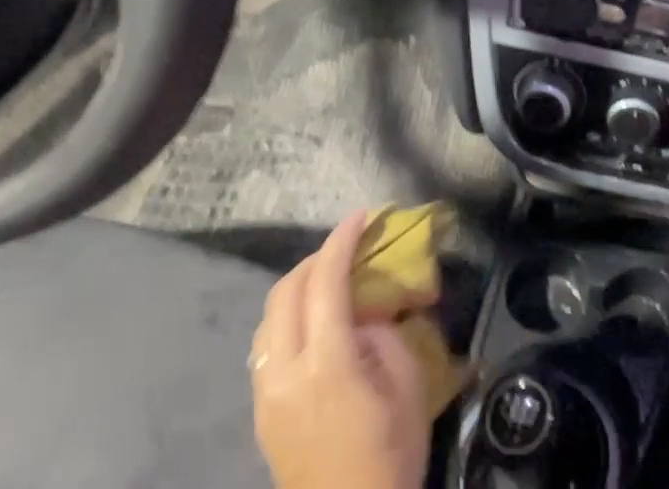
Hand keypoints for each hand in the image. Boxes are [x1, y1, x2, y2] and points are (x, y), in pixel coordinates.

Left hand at [251, 211, 435, 488]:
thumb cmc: (391, 450)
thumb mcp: (407, 384)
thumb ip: (384, 336)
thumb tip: (366, 314)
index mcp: (327, 363)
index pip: (324, 284)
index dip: (341, 243)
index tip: (360, 218)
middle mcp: (284, 371)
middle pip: (285, 293)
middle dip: (315, 259)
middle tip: (347, 245)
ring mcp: (265, 391)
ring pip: (268, 318)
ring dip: (297, 287)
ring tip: (331, 280)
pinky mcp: (261, 409)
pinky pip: (267, 345)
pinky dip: (289, 317)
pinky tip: (315, 323)